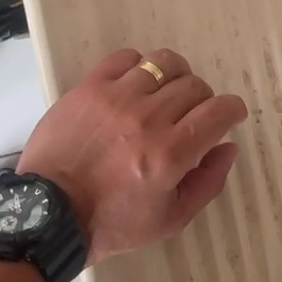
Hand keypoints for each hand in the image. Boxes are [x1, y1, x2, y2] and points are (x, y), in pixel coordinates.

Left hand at [16, 48, 248, 265]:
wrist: (49, 214)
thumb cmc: (111, 223)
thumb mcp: (171, 219)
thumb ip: (208, 183)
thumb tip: (228, 147)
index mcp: (171, 153)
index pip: (219, 111)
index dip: (233, 110)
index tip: (230, 116)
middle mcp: (148, 118)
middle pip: (195, 86)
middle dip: (203, 101)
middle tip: (191, 118)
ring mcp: (117, 97)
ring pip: (165, 63)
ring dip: (175, 77)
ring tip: (166, 94)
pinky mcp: (90, 87)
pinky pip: (126, 58)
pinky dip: (140, 66)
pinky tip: (136, 86)